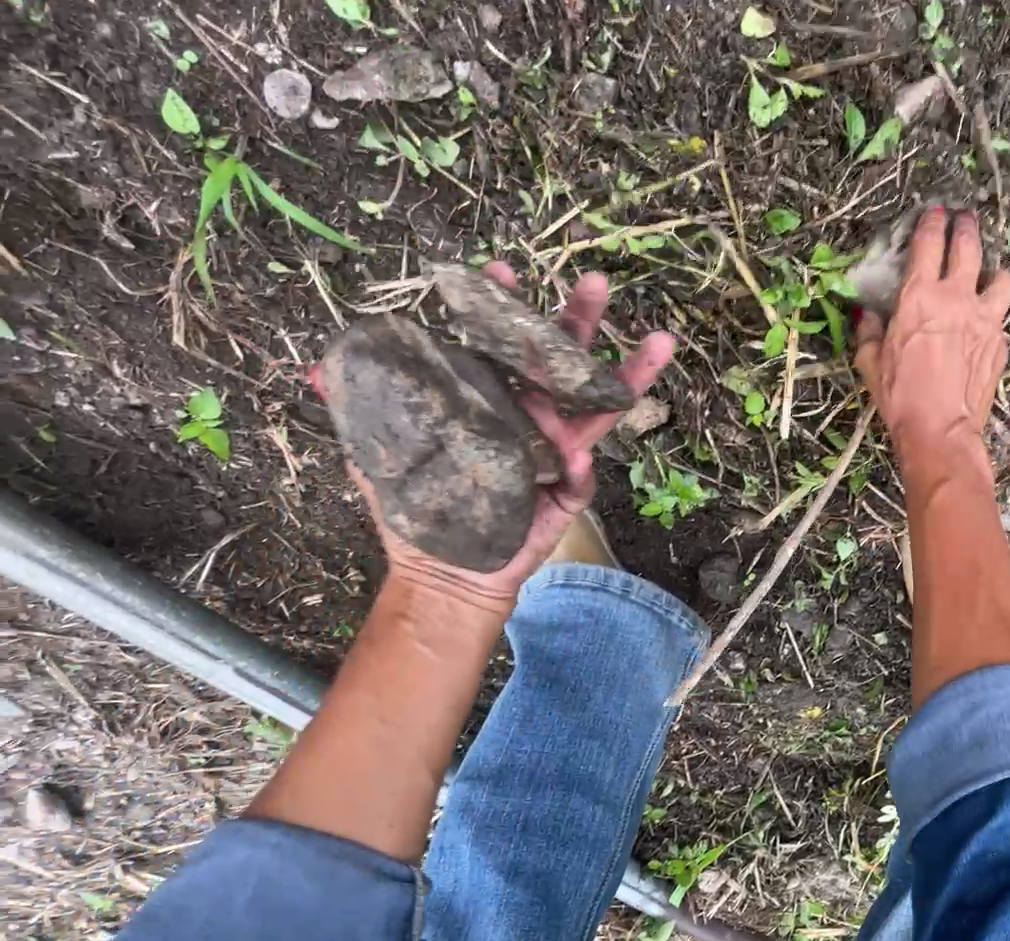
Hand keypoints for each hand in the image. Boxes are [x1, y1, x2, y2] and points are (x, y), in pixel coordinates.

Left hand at [319, 262, 673, 614]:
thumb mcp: (382, 457)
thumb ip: (368, 415)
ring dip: (626, 375)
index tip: (499, 269)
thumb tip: (318, 371)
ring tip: (661, 340)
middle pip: (560, 363)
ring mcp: (557, 452)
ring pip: (596, 408)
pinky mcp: (570, 491)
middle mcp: (529, 417)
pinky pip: (578, 476)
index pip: (500, 345)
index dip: (503, 308)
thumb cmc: (420, 513)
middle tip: (596, 282)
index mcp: (488, 400)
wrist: (448, 573)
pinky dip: (576, 470)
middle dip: (578, 322)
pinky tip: (570, 463)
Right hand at [854, 207, 1009, 461]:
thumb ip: (868, 333)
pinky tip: (985, 328)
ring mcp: (986, 320)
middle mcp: (957, 299)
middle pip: (970, 246)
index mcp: (920, 296)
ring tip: (989, 276)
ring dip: (995, 272)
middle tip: (965, 220)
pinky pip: (1001, 321)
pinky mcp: (1001, 345)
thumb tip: (866, 317)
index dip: (933, 221)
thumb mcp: (870, 363)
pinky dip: (994, 318)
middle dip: (967, 227)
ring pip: (1002, 278)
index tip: (935, 211)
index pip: (930, 242)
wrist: (941, 431)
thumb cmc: (901, 397)